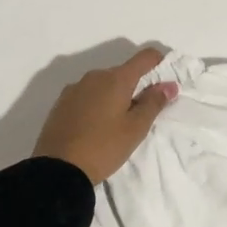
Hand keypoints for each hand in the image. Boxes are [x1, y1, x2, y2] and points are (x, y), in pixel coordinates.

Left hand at [31, 47, 176, 183]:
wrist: (57, 170)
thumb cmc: (103, 147)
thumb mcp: (135, 128)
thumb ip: (154, 103)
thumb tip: (169, 85)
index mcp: (116, 79)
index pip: (145, 57)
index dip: (159, 63)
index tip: (165, 82)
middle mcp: (94, 76)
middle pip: (123, 72)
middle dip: (135, 87)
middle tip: (140, 115)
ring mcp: (74, 88)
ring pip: (103, 84)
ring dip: (114, 96)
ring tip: (115, 124)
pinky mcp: (61, 103)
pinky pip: (86, 95)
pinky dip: (96, 104)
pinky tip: (94, 127)